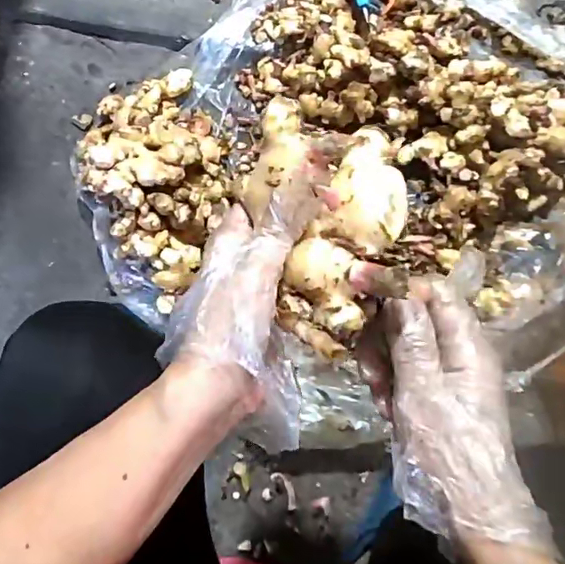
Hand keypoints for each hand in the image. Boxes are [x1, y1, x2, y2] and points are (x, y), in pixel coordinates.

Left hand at [158, 145, 327, 422]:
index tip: (307, 178)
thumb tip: (300, 182)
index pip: (247, 207)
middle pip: (268, 234)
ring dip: (307, 254)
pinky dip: (310, 286)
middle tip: (338, 208)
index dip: (272, 191)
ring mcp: (250, 294)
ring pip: (282, 264)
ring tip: (344, 238)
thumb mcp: (255, 268)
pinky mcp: (265, 320)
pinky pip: (291, 294)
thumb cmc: (231, 320)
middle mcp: (236, 266)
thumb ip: (276, 230)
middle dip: (298, 222)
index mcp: (226, 246)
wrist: (220, 384)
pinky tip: (337, 282)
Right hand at [372, 280, 551, 550]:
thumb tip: (398, 288)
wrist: (469, 509)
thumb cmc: (448, 445)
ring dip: (382, 361)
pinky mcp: (434, 395)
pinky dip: (389, 383)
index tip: (359, 282)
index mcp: (467, 342)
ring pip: (403, 344)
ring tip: (378, 390)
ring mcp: (447, 374)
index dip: (398, 282)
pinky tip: (385, 407)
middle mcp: (460, 351)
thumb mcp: (422, 387)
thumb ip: (409, 335)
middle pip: (414, 315)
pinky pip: (405, 372)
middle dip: (384, 330)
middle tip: (369, 360)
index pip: (434, 289)